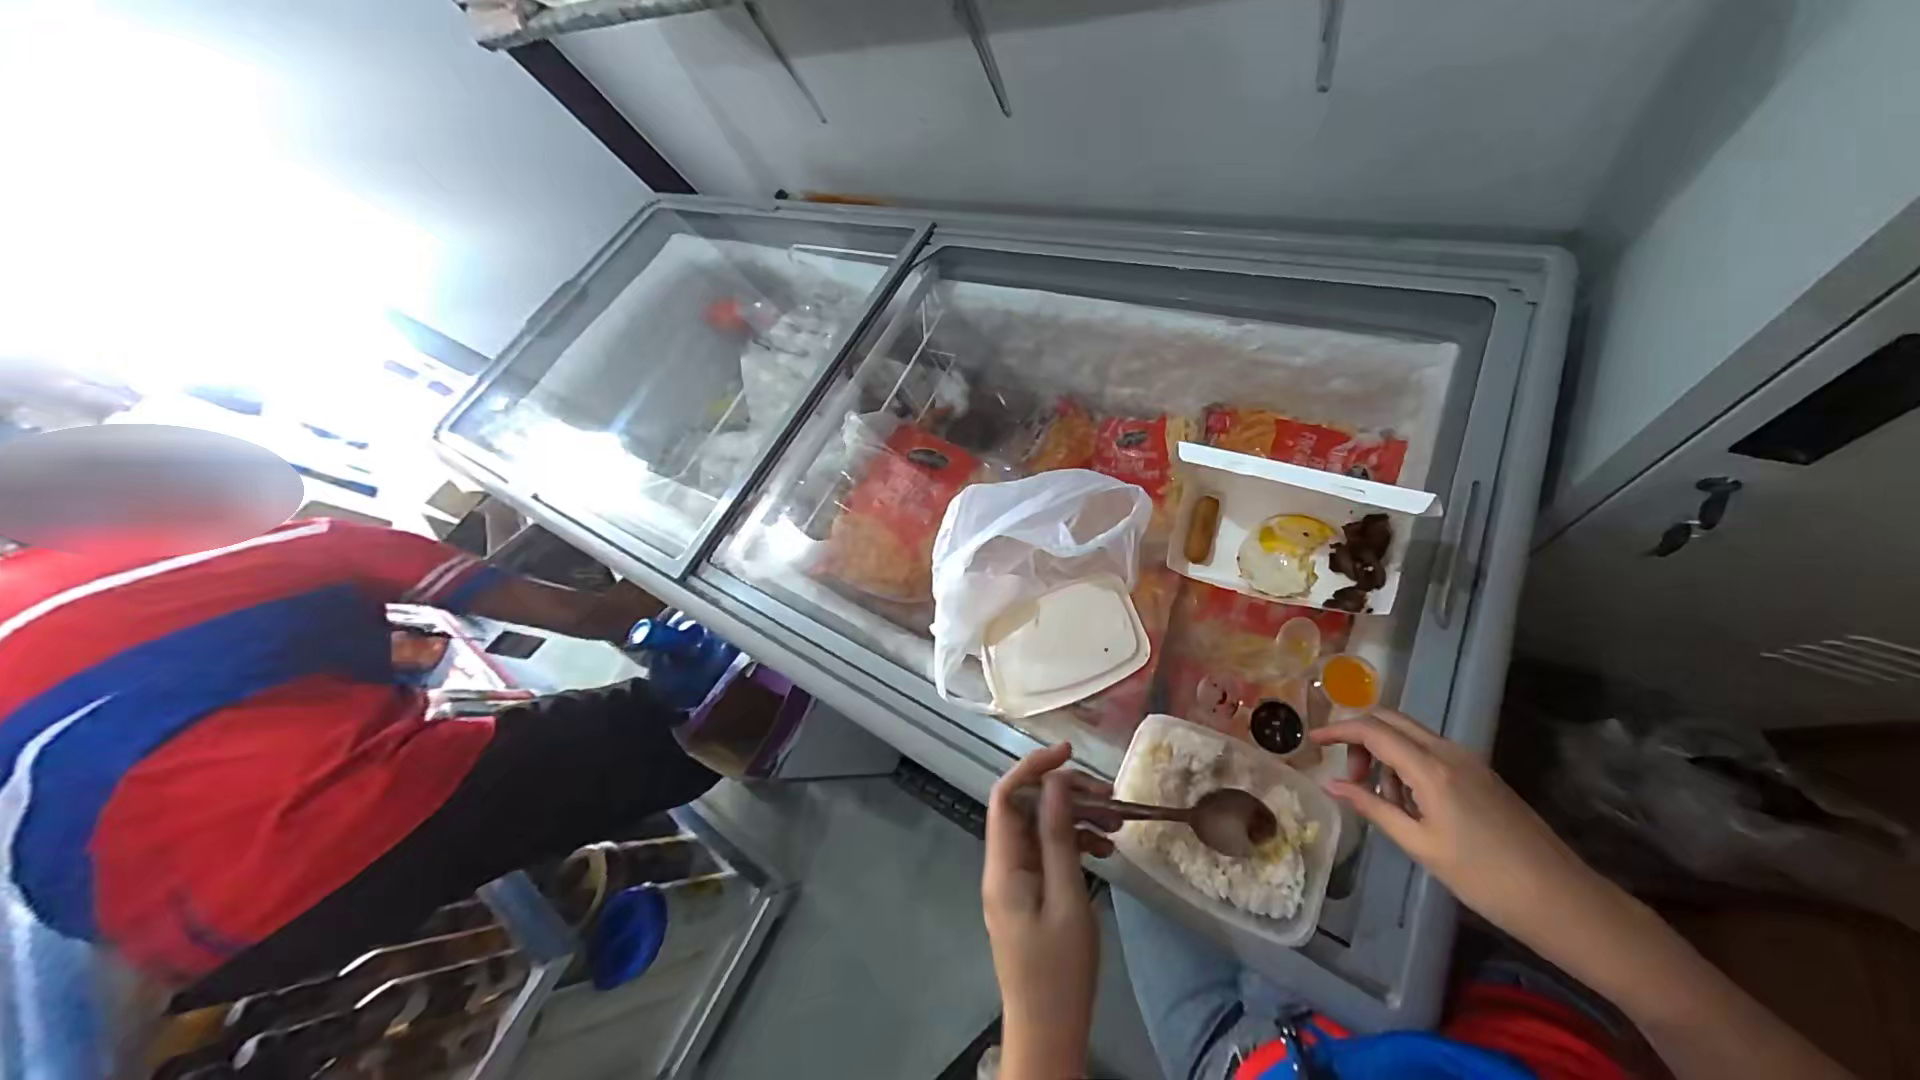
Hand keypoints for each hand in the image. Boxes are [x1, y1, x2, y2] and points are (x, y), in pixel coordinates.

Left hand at [983, 743, 1116, 1079]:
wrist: (1048, 1032)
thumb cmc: (1059, 972)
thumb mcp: (1067, 899)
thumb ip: (1059, 838)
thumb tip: (1056, 784)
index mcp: (1003, 864)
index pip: (1005, 796)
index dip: (1033, 767)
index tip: (1069, 753)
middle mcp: (1003, 865)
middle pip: (1027, 809)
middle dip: (1066, 795)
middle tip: (1110, 797)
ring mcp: (1017, 880)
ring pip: (1042, 829)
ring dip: (1076, 818)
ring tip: (1118, 823)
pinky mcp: (1031, 893)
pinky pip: (1049, 853)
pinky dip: (1075, 843)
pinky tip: (1105, 848)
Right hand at [1309, 710, 1601, 943]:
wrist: (1564, 901)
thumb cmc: (1484, 878)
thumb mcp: (1419, 844)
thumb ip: (1372, 807)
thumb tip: (1331, 785)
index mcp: (1432, 768)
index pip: (1372, 730)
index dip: (1337, 730)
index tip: (1312, 742)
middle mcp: (1450, 753)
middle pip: (1390, 720)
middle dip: (1359, 737)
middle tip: (1347, 773)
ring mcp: (1469, 761)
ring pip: (1410, 734)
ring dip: (1383, 751)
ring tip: (1379, 796)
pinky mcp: (1480, 774)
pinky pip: (1430, 751)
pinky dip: (1406, 762)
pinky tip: (1407, 801)